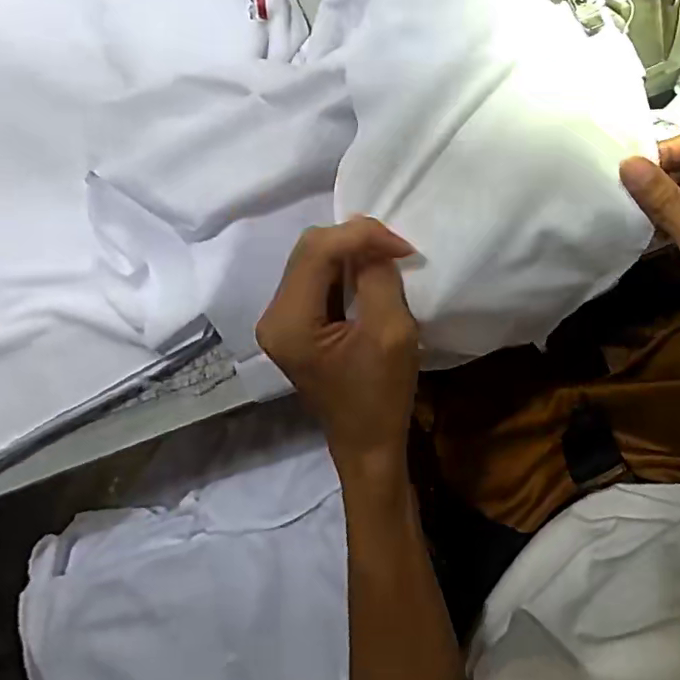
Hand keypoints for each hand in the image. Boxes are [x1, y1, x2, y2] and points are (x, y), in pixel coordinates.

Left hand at [256, 217, 421, 473]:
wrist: (368, 443)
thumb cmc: (381, 394)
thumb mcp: (391, 330)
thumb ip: (379, 278)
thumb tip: (372, 244)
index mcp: (290, 320)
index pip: (318, 250)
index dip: (362, 236)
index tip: (405, 249)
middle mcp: (274, 315)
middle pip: (310, 248)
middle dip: (356, 239)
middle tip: (397, 250)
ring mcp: (281, 319)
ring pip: (313, 257)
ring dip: (352, 251)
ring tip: (388, 258)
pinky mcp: (295, 323)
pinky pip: (317, 277)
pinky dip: (346, 267)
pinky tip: (370, 273)